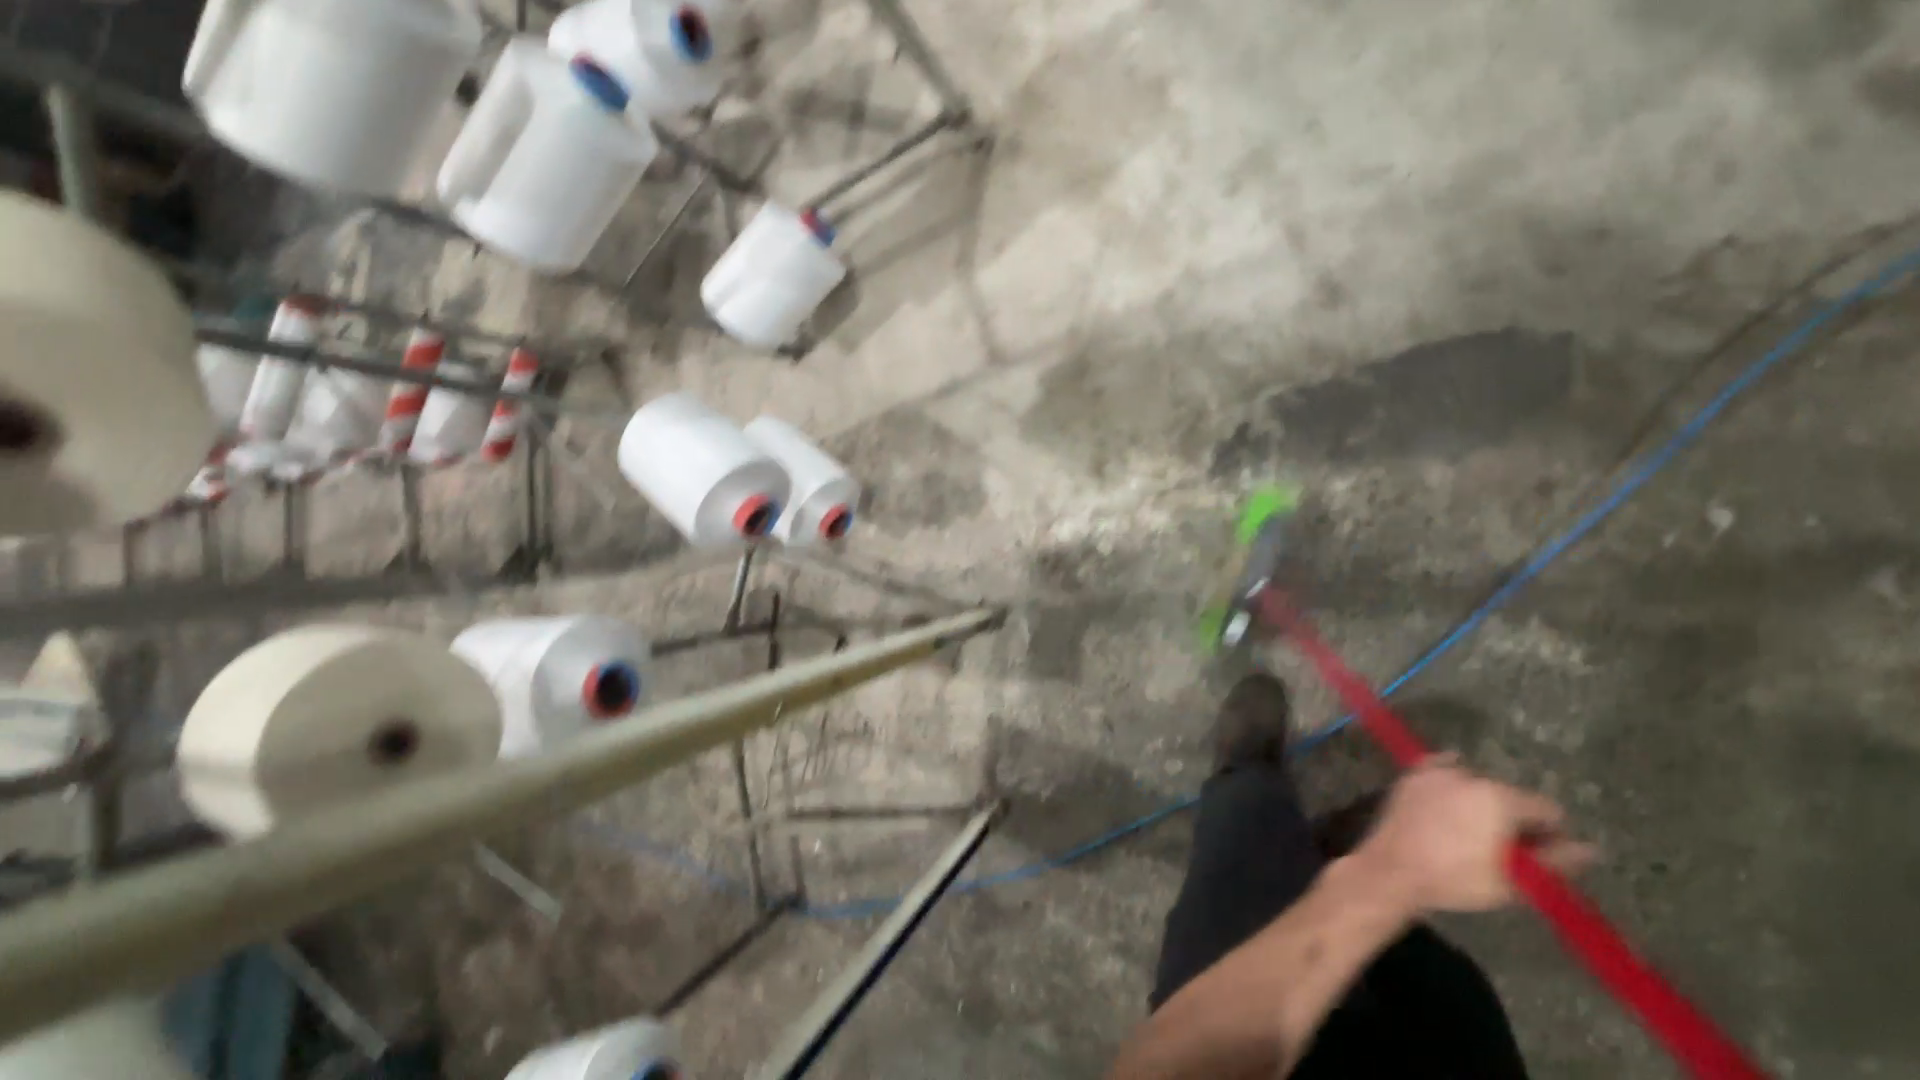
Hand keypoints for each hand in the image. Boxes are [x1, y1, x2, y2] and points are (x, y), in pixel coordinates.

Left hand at [1351, 757, 1595, 913]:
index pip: (1545, 810)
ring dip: (1481, 803)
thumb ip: (1555, 862)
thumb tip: (1592, 849)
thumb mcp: (1513, 880)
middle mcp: (1471, 776)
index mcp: (1500, 798)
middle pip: (1509, 796)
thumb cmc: (1456, 879)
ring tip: (1469, 833)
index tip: (1537, 854)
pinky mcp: (1412, 776)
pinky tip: (1453, 796)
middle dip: (1512, 819)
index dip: (1548, 834)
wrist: (1393, 870)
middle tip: (1500, 847)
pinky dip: (1452, 780)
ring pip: (1476, 785)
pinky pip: (1441, 769)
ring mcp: (1438, 772)